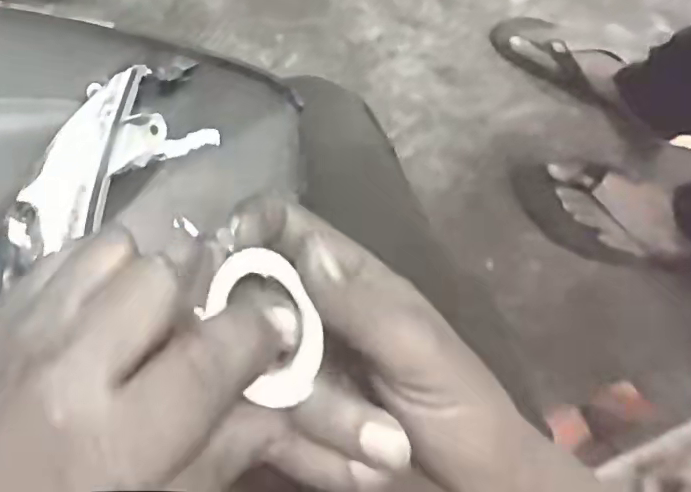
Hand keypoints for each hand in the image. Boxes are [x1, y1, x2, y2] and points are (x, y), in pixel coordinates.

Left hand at [0, 226, 398, 491]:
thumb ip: (220, 451)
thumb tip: (279, 390)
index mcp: (109, 441)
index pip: (206, 358)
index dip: (255, 330)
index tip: (278, 319)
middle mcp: (67, 366)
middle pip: (163, 275)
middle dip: (195, 287)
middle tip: (200, 311)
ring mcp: (29, 324)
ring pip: (119, 246)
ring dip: (143, 271)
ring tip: (142, 308)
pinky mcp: (4, 302)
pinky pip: (73, 250)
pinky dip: (98, 268)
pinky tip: (97, 305)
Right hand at [227, 198, 603, 491]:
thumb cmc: (462, 405)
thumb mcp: (419, 348)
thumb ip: (361, 302)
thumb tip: (306, 247)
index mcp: (340, 274)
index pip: (280, 225)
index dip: (251, 225)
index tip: (228, 250)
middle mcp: (306, 311)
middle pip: (254, 296)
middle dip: (274, 339)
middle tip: (309, 375)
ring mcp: (293, 367)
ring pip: (257, 366)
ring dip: (317, 413)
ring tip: (384, 446)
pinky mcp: (285, 421)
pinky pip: (264, 424)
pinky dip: (305, 450)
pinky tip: (357, 471)